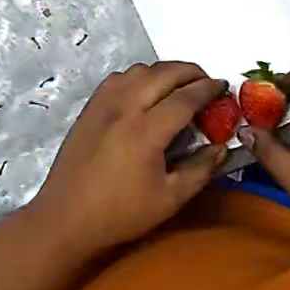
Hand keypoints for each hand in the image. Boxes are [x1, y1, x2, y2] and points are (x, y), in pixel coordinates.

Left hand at [24, 62, 229, 255]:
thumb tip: (222, 147)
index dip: (209, 88)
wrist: (65, 219)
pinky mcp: (89, 109)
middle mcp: (124, 108)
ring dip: (164, 72)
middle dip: (190, 72)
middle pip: (163, 73)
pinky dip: (139, 77)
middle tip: (206, 82)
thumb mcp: (170, 199)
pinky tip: (145, 93)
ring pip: (139, 70)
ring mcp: (103, 105)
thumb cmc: (120, 213)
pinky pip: (118, 79)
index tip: (224, 86)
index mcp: (146, 131)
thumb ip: (201, 169)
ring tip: (178, 86)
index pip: (185, 97)